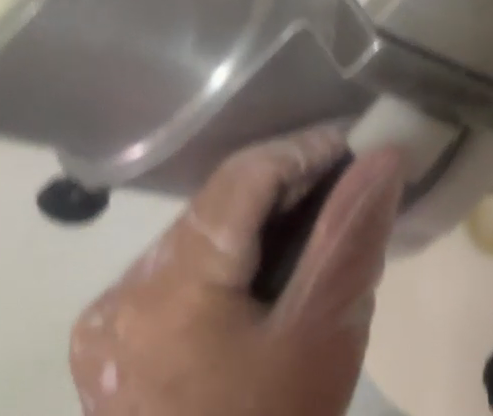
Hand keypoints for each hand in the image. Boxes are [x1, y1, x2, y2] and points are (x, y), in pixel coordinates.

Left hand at [71, 127, 406, 415]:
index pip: (244, 176)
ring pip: (204, 230)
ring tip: (329, 226)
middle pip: (219, 202)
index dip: (311, 148)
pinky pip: (187, 267)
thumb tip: (384, 153)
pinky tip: (280, 271)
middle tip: (362, 189)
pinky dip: (242, 252)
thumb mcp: (326, 324)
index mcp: (168, 289)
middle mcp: (121, 293)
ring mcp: (108, 322)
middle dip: (295, 183)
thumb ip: (352, 231)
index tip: (371, 149)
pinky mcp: (114, 344)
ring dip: (269, 216)